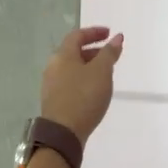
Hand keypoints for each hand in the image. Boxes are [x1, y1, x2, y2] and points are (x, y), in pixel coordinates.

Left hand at [40, 26, 123, 140]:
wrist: (62, 134)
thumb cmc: (83, 96)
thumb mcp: (101, 71)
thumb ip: (109, 53)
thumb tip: (117, 37)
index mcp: (62, 55)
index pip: (77, 35)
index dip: (94, 32)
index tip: (109, 34)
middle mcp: (53, 67)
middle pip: (73, 51)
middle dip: (93, 50)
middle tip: (109, 55)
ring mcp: (51, 85)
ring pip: (71, 68)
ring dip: (88, 66)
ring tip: (104, 74)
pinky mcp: (53, 101)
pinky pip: (69, 82)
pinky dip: (82, 80)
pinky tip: (93, 91)